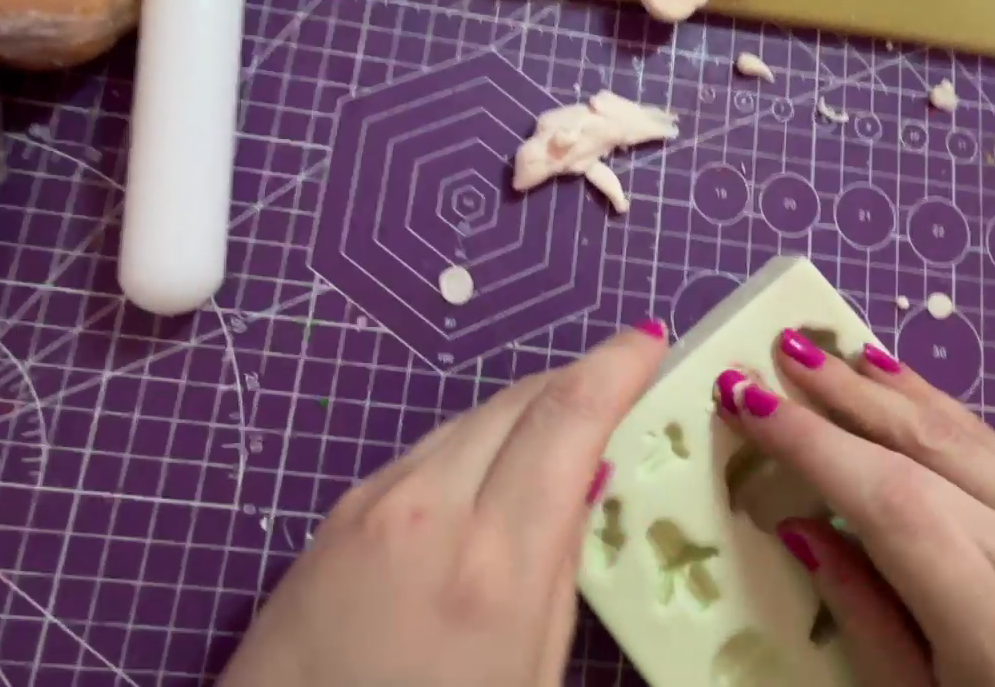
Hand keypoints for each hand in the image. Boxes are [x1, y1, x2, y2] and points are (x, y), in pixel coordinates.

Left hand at [219, 321, 668, 686]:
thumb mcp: (530, 671)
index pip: (567, 419)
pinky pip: (430, 447)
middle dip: (575, 380)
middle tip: (617, 388)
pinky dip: (475, 442)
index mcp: (495, 563)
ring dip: (525, 411)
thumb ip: (560, 564)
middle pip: (519, 400)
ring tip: (558, 435)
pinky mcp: (346, 500)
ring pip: (473, 417)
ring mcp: (379, 494)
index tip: (648, 339)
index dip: (615, 366)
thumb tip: (585, 473)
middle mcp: (433, 504)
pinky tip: (486, 474)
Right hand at [716, 330, 994, 686]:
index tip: (744, 397)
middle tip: (775, 351)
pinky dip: (934, 402)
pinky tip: (894, 377)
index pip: (891, 505)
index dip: (811, 442)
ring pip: (962, 433)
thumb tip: (797, 522)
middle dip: (838, 394)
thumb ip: (862, 616)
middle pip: (925, 452)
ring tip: (820, 350)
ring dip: (881, 384)